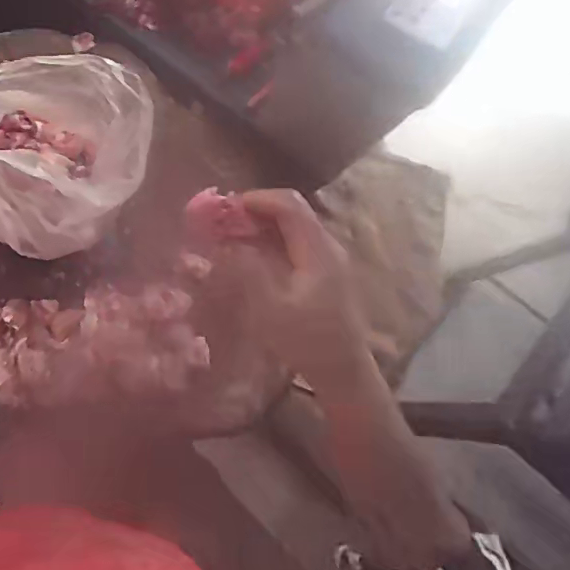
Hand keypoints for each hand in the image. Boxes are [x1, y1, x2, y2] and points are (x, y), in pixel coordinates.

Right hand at [215, 190, 377, 398]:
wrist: (344, 371)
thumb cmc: (306, 340)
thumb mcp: (269, 308)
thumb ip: (248, 269)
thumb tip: (228, 242)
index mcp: (317, 251)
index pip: (289, 205)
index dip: (256, 199)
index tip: (226, 208)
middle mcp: (328, 246)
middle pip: (293, 209)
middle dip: (257, 208)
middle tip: (225, 221)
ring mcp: (331, 257)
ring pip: (296, 223)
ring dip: (264, 222)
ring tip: (234, 235)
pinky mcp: (328, 270)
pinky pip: (298, 239)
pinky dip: (274, 237)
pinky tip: (256, 253)